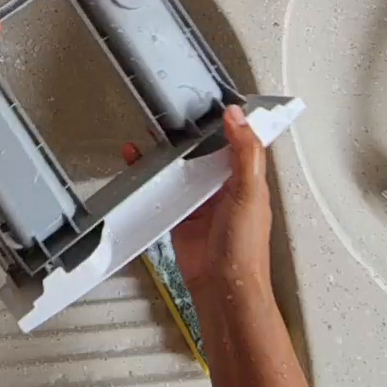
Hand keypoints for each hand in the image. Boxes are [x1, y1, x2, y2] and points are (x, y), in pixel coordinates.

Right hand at [123, 106, 273, 300]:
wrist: (221, 288)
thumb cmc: (243, 249)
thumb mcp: (248, 194)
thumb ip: (244, 154)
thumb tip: (237, 117)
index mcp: (246, 177)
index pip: (239, 139)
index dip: (228, 119)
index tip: (212, 99)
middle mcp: (223, 185)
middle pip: (204, 150)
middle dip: (188, 132)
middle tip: (172, 112)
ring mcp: (199, 198)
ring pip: (181, 165)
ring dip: (165, 151)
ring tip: (150, 133)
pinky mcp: (179, 212)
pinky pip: (163, 187)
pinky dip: (149, 175)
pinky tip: (138, 165)